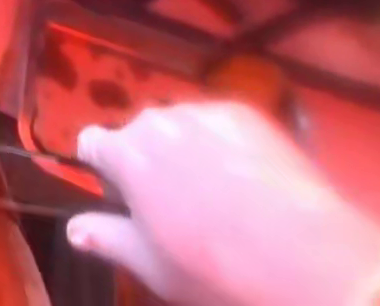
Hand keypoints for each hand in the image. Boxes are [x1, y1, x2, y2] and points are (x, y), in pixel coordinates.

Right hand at [68, 102, 379, 305]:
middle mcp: (158, 119)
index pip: (91, 142)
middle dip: (148, 162)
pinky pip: (217, 124)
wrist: (306, 257)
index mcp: (127, 153)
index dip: (101, 167)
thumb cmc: (215, 270)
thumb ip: (108, 239)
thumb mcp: (154, 267)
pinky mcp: (242, 111)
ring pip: (179, 127)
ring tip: (220, 198)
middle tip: (178, 208)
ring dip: (185, 151)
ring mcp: (202, 110)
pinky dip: (223, 145)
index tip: (121, 196)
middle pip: (139, 134)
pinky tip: (249, 183)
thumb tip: (73, 228)